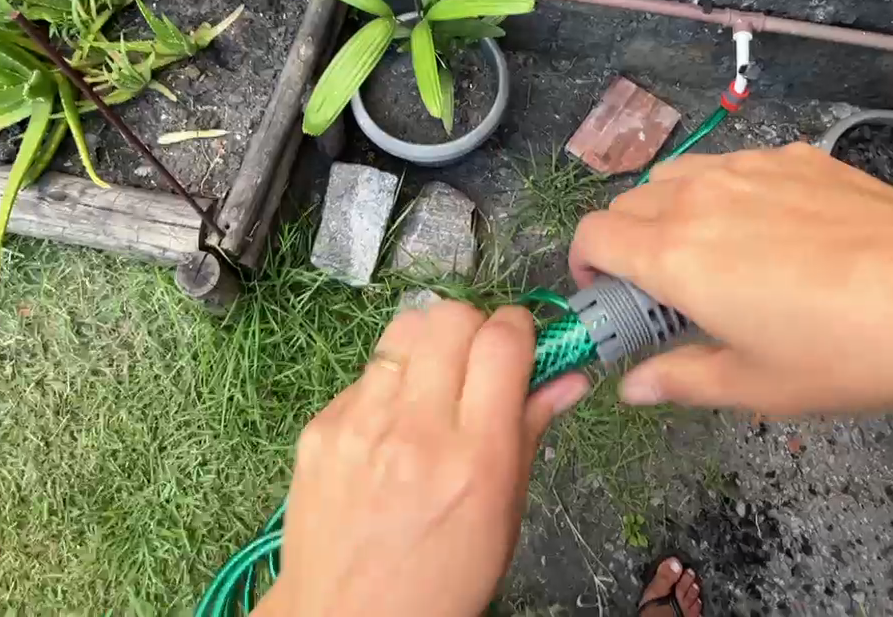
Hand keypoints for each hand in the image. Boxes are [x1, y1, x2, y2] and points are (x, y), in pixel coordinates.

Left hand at [255, 301, 589, 616]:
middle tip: (477, 360)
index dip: (519, 327)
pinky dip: (389, 381)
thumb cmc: (444, 576)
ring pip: (405, 327)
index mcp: (474, 457)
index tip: (521, 340)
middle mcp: (415, 428)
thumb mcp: (505, 514)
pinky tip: (390, 422)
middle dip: (474, 326)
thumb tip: (571, 374)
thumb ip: (532, 429)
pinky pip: (368, 370)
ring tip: (433, 382)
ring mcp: (359, 422)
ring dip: (431, 343)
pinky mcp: (320, 424)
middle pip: (450, 317)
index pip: (502, 341)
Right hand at [569, 142, 892, 416]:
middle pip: (626, 203)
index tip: (605, 292)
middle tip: (660, 284)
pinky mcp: (791, 156)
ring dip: (666, 209)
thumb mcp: (758, 384)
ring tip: (707, 248)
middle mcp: (697, 198)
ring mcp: (745, 168)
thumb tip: (632, 388)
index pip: (591, 235)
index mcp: (674, 254)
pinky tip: (772, 227)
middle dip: (623, 240)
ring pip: (674, 175)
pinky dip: (722, 191)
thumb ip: (681, 380)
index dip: (583, 263)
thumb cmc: (847, 351)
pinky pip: (731, 165)